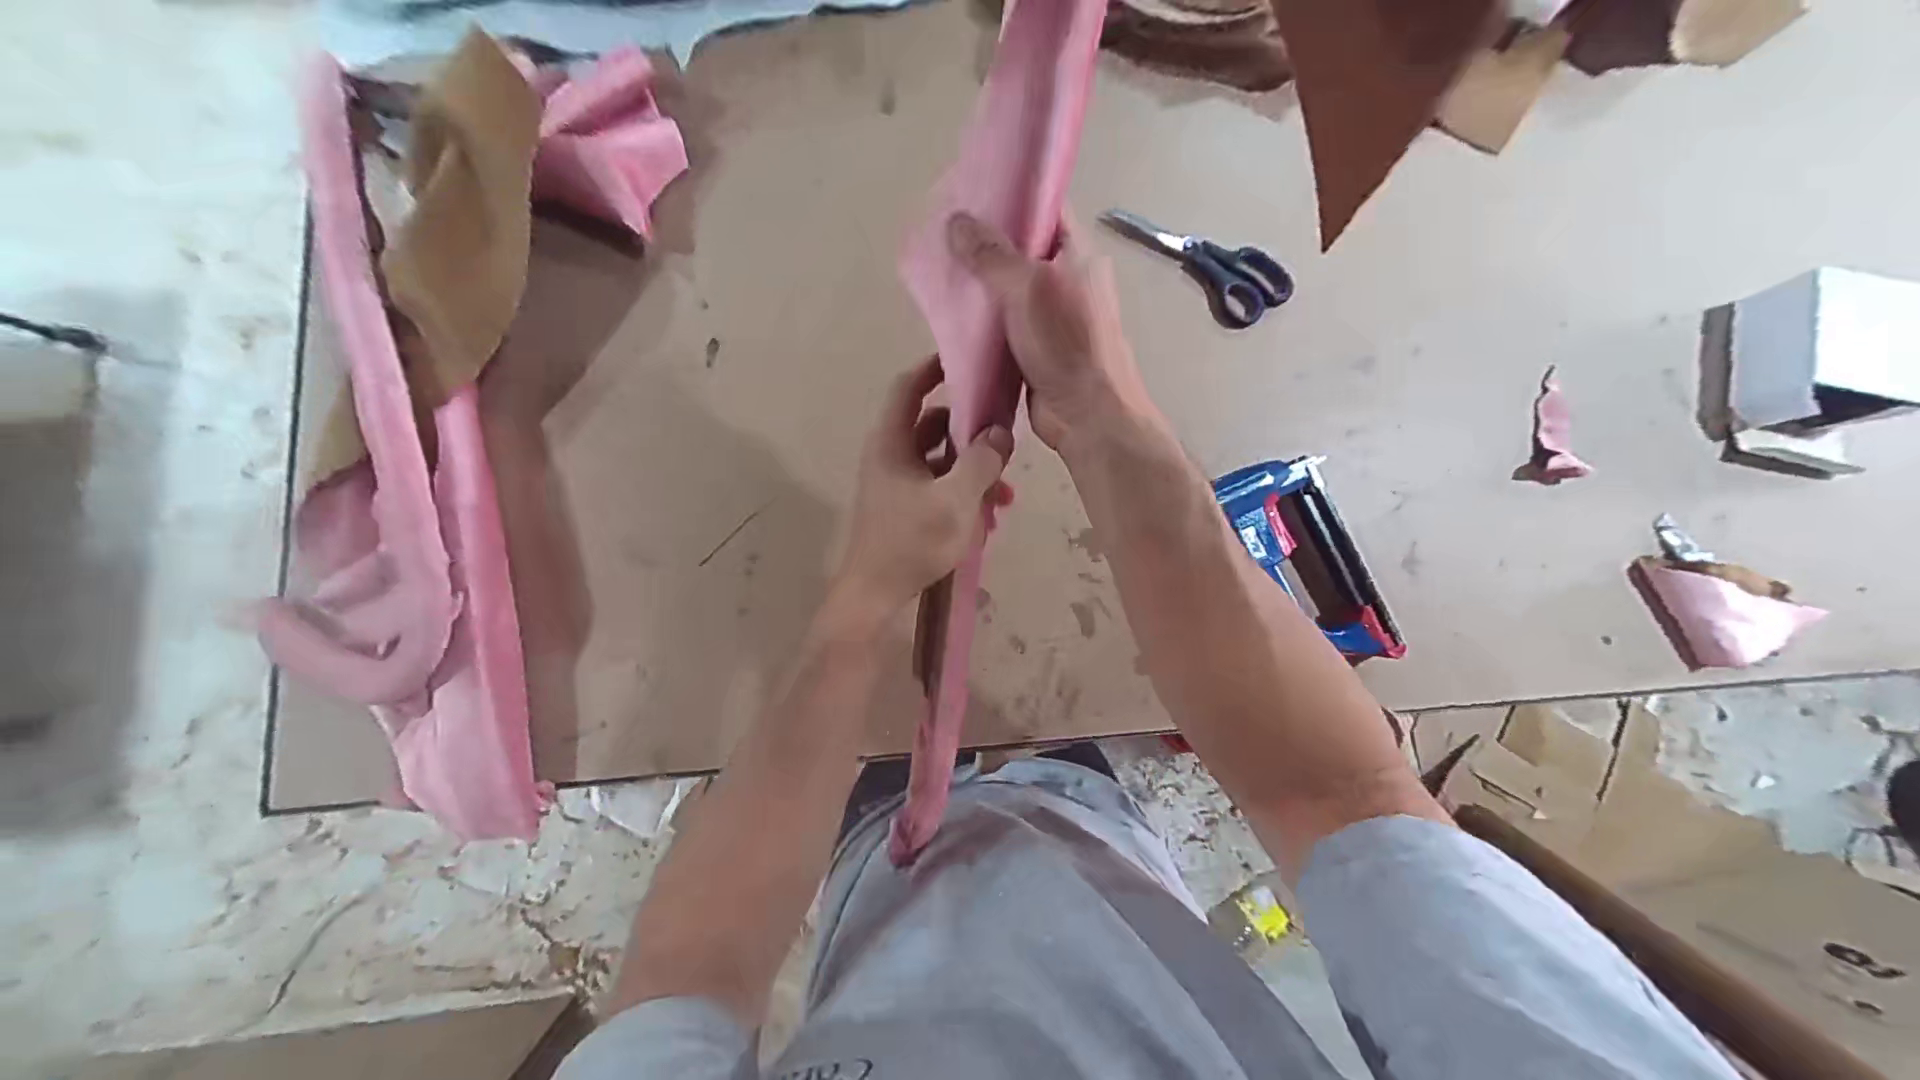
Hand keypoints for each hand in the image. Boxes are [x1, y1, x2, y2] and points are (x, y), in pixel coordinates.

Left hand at [830, 357, 1013, 628]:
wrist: (874, 593)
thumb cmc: (911, 542)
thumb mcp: (956, 500)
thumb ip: (981, 461)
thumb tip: (1001, 432)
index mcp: (892, 442)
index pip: (909, 386)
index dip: (936, 367)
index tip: (971, 362)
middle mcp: (890, 454)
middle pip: (933, 423)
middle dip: (971, 431)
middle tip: (1004, 440)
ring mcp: (896, 481)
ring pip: (940, 458)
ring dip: (972, 468)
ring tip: (1004, 492)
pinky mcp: (904, 505)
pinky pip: (937, 484)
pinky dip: (961, 490)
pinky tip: (987, 515)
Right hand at [947, 211, 1163, 454]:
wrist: (1087, 415)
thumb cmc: (1067, 344)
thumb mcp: (1028, 289)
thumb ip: (991, 255)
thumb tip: (956, 221)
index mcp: (1076, 254)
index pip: (1043, 211)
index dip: (1009, 201)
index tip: (968, 198)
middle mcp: (1066, 282)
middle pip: (1021, 254)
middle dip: (984, 248)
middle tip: (943, 240)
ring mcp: (1051, 320)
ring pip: (1009, 294)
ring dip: (980, 290)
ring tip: (941, 276)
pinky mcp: (1036, 351)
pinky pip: (1004, 329)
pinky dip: (982, 325)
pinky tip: (952, 320)